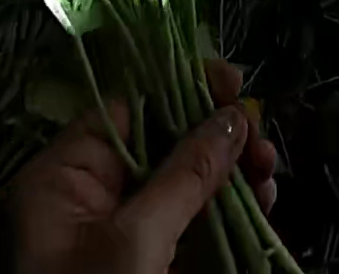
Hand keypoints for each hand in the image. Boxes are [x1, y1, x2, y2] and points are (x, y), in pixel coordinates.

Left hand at [4, 59, 277, 273]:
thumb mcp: (135, 244)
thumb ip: (186, 173)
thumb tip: (235, 114)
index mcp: (67, 175)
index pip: (131, 104)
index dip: (185, 86)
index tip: (235, 83)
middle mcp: (91, 195)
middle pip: (164, 139)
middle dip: (219, 136)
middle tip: (264, 144)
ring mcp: (118, 233)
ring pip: (183, 180)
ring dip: (231, 172)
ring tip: (270, 174)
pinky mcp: (143, 266)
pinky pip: (187, 222)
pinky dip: (224, 211)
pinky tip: (260, 204)